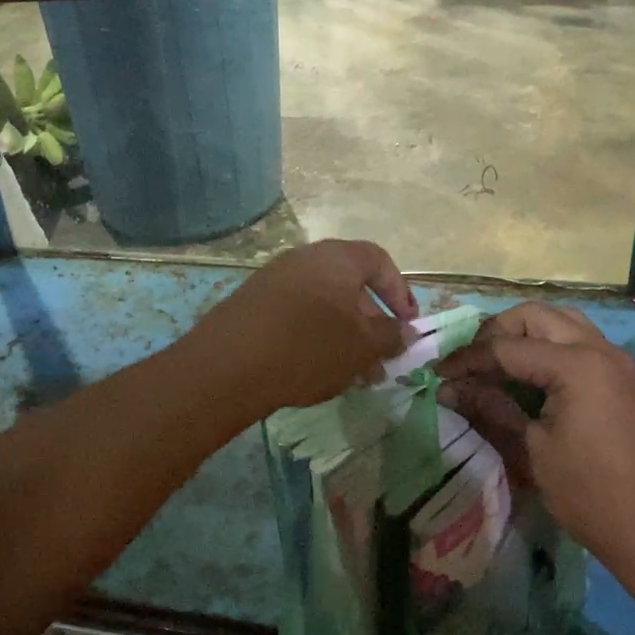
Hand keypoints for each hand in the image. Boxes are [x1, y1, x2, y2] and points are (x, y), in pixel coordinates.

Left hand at [181, 239, 417, 412]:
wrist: (227, 365)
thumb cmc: (308, 348)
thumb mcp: (361, 347)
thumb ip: (390, 335)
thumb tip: (406, 330)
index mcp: (337, 258)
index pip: (379, 261)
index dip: (398, 291)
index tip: (407, 325)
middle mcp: (305, 258)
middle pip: (349, 284)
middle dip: (370, 323)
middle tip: (380, 361)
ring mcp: (274, 279)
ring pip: (322, 304)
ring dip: (343, 336)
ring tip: (352, 376)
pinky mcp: (252, 303)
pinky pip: (295, 314)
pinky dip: (313, 337)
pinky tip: (315, 372)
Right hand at [439, 303, 634, 564]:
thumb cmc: (589, 494)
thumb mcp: (533, 450)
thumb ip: (493, 408)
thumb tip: (450, 389)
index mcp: (576, 365)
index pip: (508, 348)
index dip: (468, 359)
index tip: (438, 373)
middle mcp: (599, 349)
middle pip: (536, 317)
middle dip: (497, 332)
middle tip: (470, 362)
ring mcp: (617, 361)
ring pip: (562, 321)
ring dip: (526, 333)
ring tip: (498, 363)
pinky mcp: (623, 377)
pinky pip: (581, 341)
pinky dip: (551, 345)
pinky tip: (530, 375)